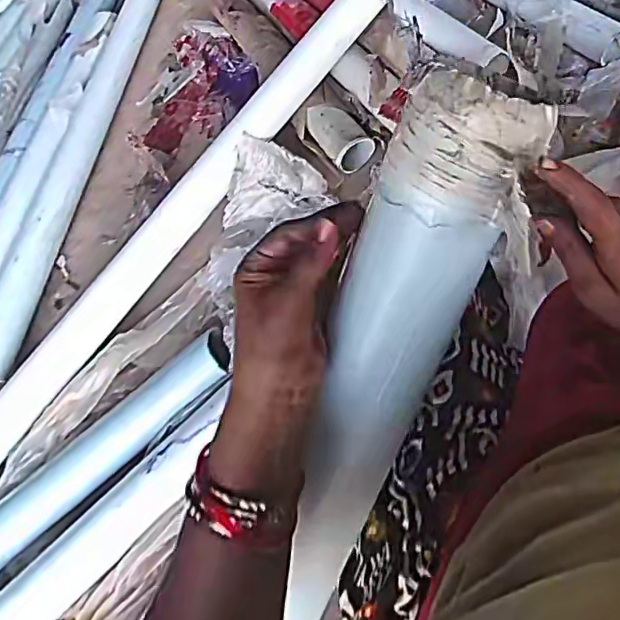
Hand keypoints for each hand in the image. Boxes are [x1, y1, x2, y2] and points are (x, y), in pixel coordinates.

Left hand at [211, 202, 362, 494]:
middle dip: (330, 228)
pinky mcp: (315, 308)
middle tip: (357, 215)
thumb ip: (309, 265)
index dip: (315, 223)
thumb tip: (326, 231)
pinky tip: (358, 254)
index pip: (288, 235)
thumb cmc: (266, 361)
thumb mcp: (289, 304)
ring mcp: (296, 292)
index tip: (342, 216)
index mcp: (256, 271)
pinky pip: (332, 276)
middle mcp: (275, 278)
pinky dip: (345, 263)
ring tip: (362, 227)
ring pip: (321, 257)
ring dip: (340, 242)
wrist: (279, 403)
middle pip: (306, 242)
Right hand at [533, 158, 619, 342]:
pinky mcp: (618, 213)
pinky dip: (567, 199)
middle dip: (550, 181)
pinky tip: (550, 205)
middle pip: (581, 190)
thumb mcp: (592, 289)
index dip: (561, 178)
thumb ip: (568, 251)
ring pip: (583, 193)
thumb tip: (543, 220)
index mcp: (613, 231)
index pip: (585, 196)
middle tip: (521, 179)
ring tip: (529, 191)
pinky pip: (588, 200)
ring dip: (556, 190)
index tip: (537, 165)